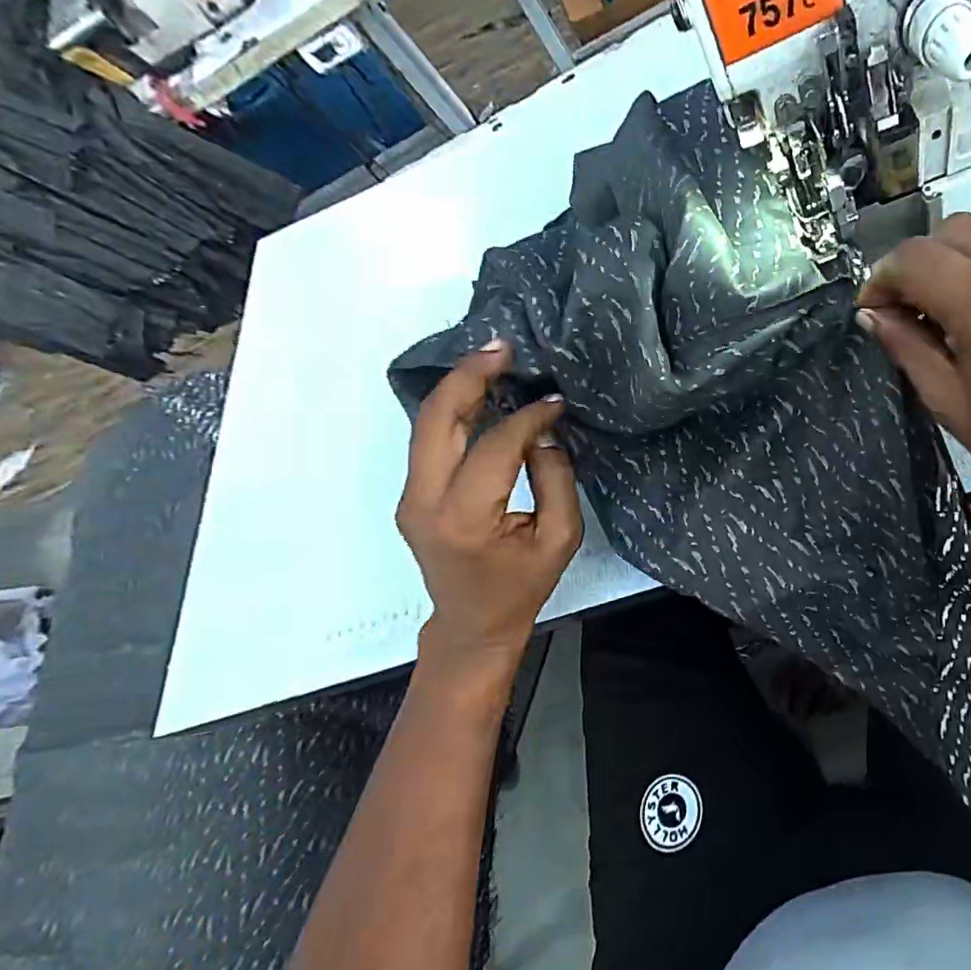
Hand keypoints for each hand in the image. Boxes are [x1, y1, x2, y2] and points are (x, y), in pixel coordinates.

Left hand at [396, 340, 583, 696]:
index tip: (557, 403)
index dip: (528, 419)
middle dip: (469, 377)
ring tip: (492, 359)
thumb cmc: (523, 585)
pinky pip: (431, 439)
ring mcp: (409, 496)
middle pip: (436, 420)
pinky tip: (480, 392)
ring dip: (458, 387)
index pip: (495, 448)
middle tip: (503, 347)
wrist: (471, 622)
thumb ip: (555, 480)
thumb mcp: (561, 538)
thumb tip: (543, 433)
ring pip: (426, 424)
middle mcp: (424, 500)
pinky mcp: (412, 493)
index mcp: (465, 518)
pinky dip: (454, 409)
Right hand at [855, 214, 970, 566]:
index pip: (916, 257)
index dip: (884, 278)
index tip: (876, 306)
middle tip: (914, 309)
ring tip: (963, 320)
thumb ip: (908, 348)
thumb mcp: (953, 403)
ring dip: (967, 268)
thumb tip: (876, 317)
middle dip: (924, 263)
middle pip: (956, 230)